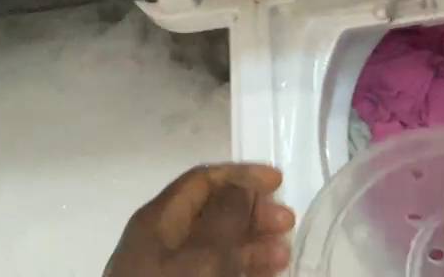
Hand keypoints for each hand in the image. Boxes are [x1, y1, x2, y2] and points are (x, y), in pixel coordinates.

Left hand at [105, 164, 295, 276]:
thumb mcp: (206, 257)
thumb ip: (228, 213)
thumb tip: (240, 187)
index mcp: (157, 222)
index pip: (203, 180)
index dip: (243, 176)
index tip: (280, 184)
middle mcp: (156, 245)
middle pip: (210, 213)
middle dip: (252, 214)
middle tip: (287, 225)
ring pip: (212, 249)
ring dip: (251, 247)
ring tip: (282, 259)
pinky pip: (209, 275)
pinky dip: (238, 273)